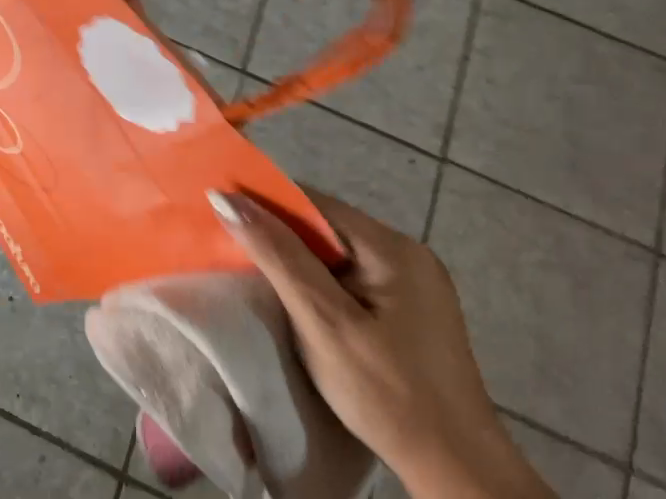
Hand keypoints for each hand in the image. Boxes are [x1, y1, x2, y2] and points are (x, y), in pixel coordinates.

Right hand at [210, 190, 553, 498]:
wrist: (455, 468)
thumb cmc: (385, 390)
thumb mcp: (322, 319)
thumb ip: (275, 253)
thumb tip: (224, 197)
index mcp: (394, 250)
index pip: (312, 203)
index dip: (260, 201)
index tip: (211, 209)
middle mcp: (408, 256)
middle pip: (322, 225)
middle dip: (272, 230)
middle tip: (218, 241)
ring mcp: (411, 285)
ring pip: (331, 252)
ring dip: (288, 256)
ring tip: (242, 266)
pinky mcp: (406, 311)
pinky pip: (344, 276)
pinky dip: (310, 279)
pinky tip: (286, 295)